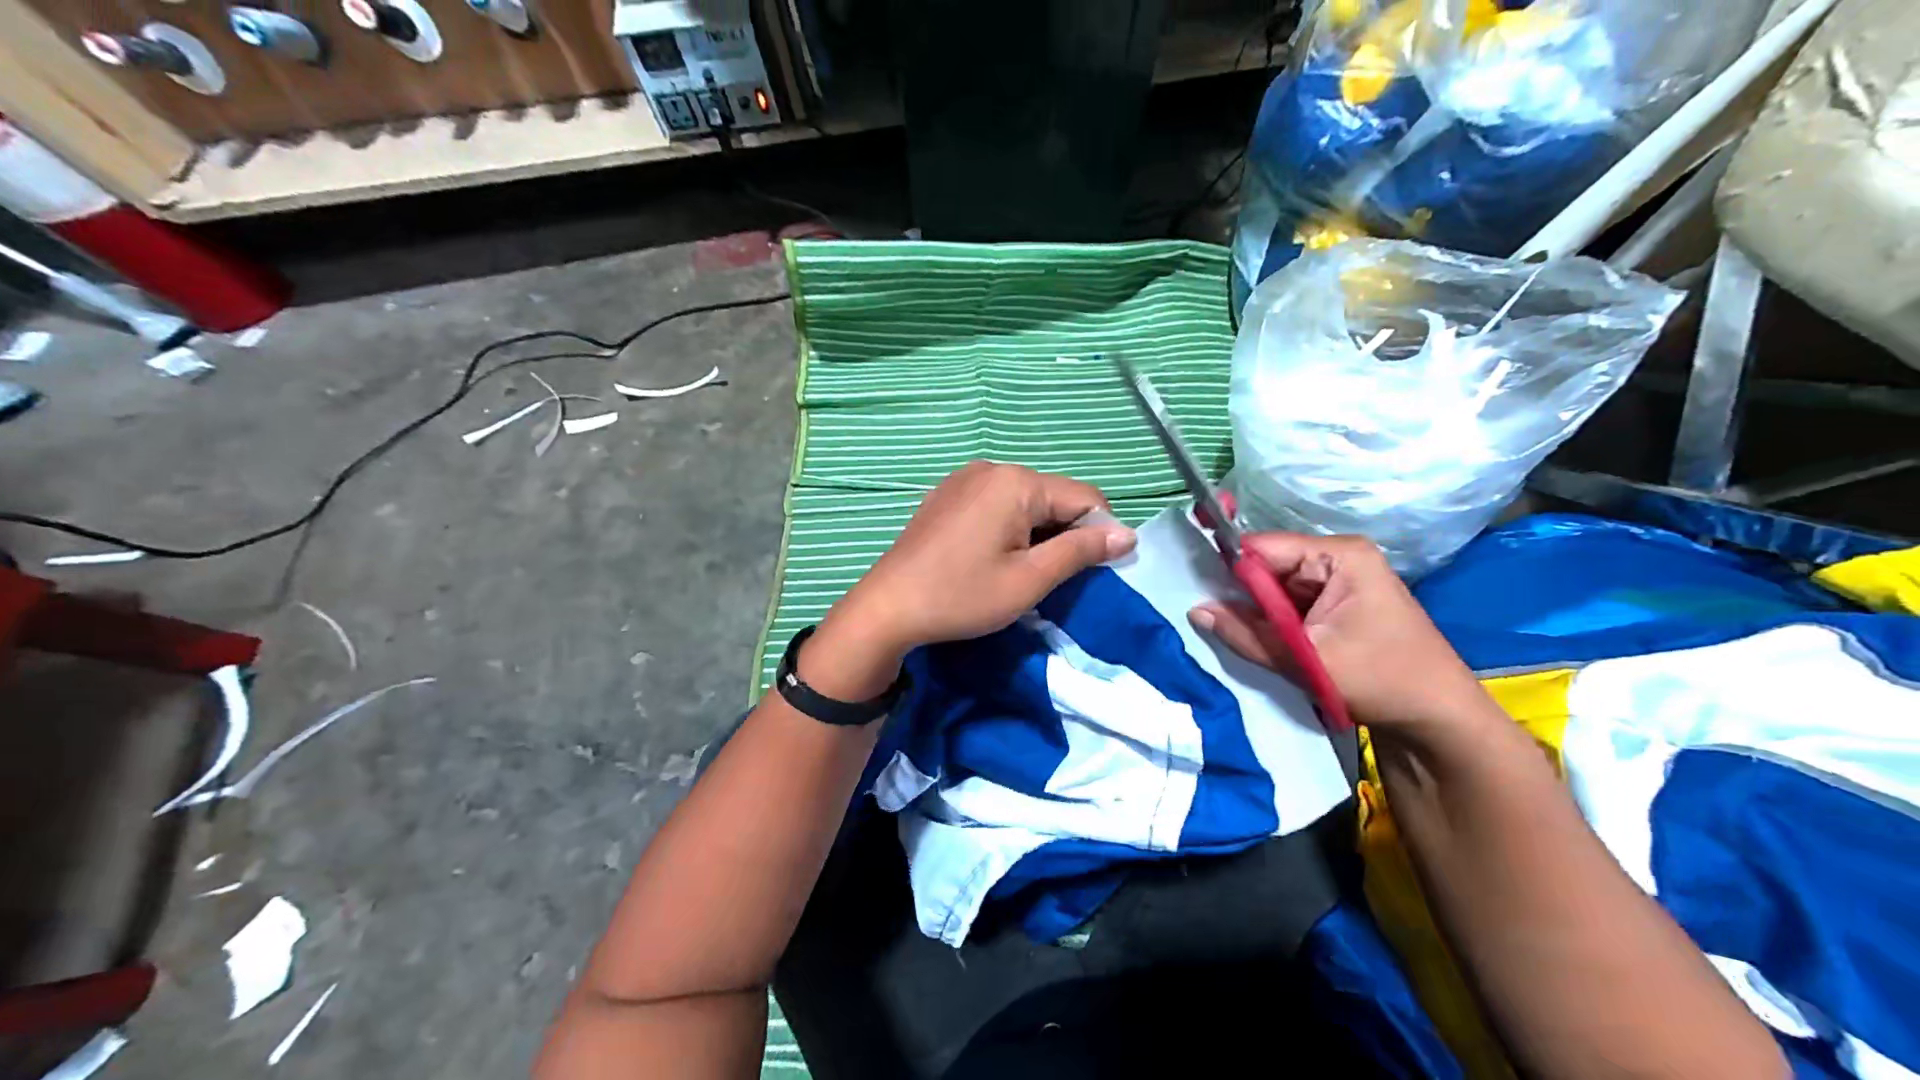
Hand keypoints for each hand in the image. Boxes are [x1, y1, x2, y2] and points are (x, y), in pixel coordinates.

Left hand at [802, 463, 1134, 697]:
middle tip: (1050, 578)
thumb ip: (1080, 551)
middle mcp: (992, 468)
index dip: (1099, 534)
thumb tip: (1127, 534)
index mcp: (1017, 482)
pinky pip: (996, 503)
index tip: (1093, 573)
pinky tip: (992, 558)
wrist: (887, 607)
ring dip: (1037, 533)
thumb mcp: (1029, 580)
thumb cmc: (962, 595)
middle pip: (1054, 497)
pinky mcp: (947, 495)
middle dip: (1065, 533)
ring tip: (1020, 572)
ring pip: (1026, 501)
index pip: (1085, 498)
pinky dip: (1009, 527)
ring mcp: (964, 479)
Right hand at [1187, 533, 1494, 736]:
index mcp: (1340, 555)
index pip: (1263, 547)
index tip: (1201, 596)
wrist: (1438, 721)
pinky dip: (1275, 625)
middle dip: (1244, 597)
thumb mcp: (1305, 660)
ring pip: (1275, 589)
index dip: (1229, 570)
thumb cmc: (1382, 681)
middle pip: (1268, 567)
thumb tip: (1194, 610)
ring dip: (1260, 616)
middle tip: (1220, 626)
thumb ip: (1246, 634)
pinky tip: (1269, 643)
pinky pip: (1290, 605)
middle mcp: (1339, 558)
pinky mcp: (1338, 604)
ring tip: (1247, 639)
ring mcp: (1340, 581)